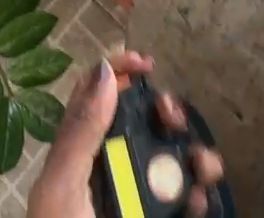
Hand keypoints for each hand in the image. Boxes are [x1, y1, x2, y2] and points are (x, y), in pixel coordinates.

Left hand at [25, 51, 224, 217]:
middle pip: (142, 120)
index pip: (96, 95)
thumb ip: (81, 131)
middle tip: (170, 114)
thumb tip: (105, 70)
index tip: (145, 64)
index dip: (118, 70)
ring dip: (193, 150)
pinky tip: (200, 199)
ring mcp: (137, 198)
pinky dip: (200, 193)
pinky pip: (188, 199)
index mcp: (78, 153)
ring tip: (203, 163)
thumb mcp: (61, 190)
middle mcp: (110, 167)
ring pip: (172, 156)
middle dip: (164, 109)